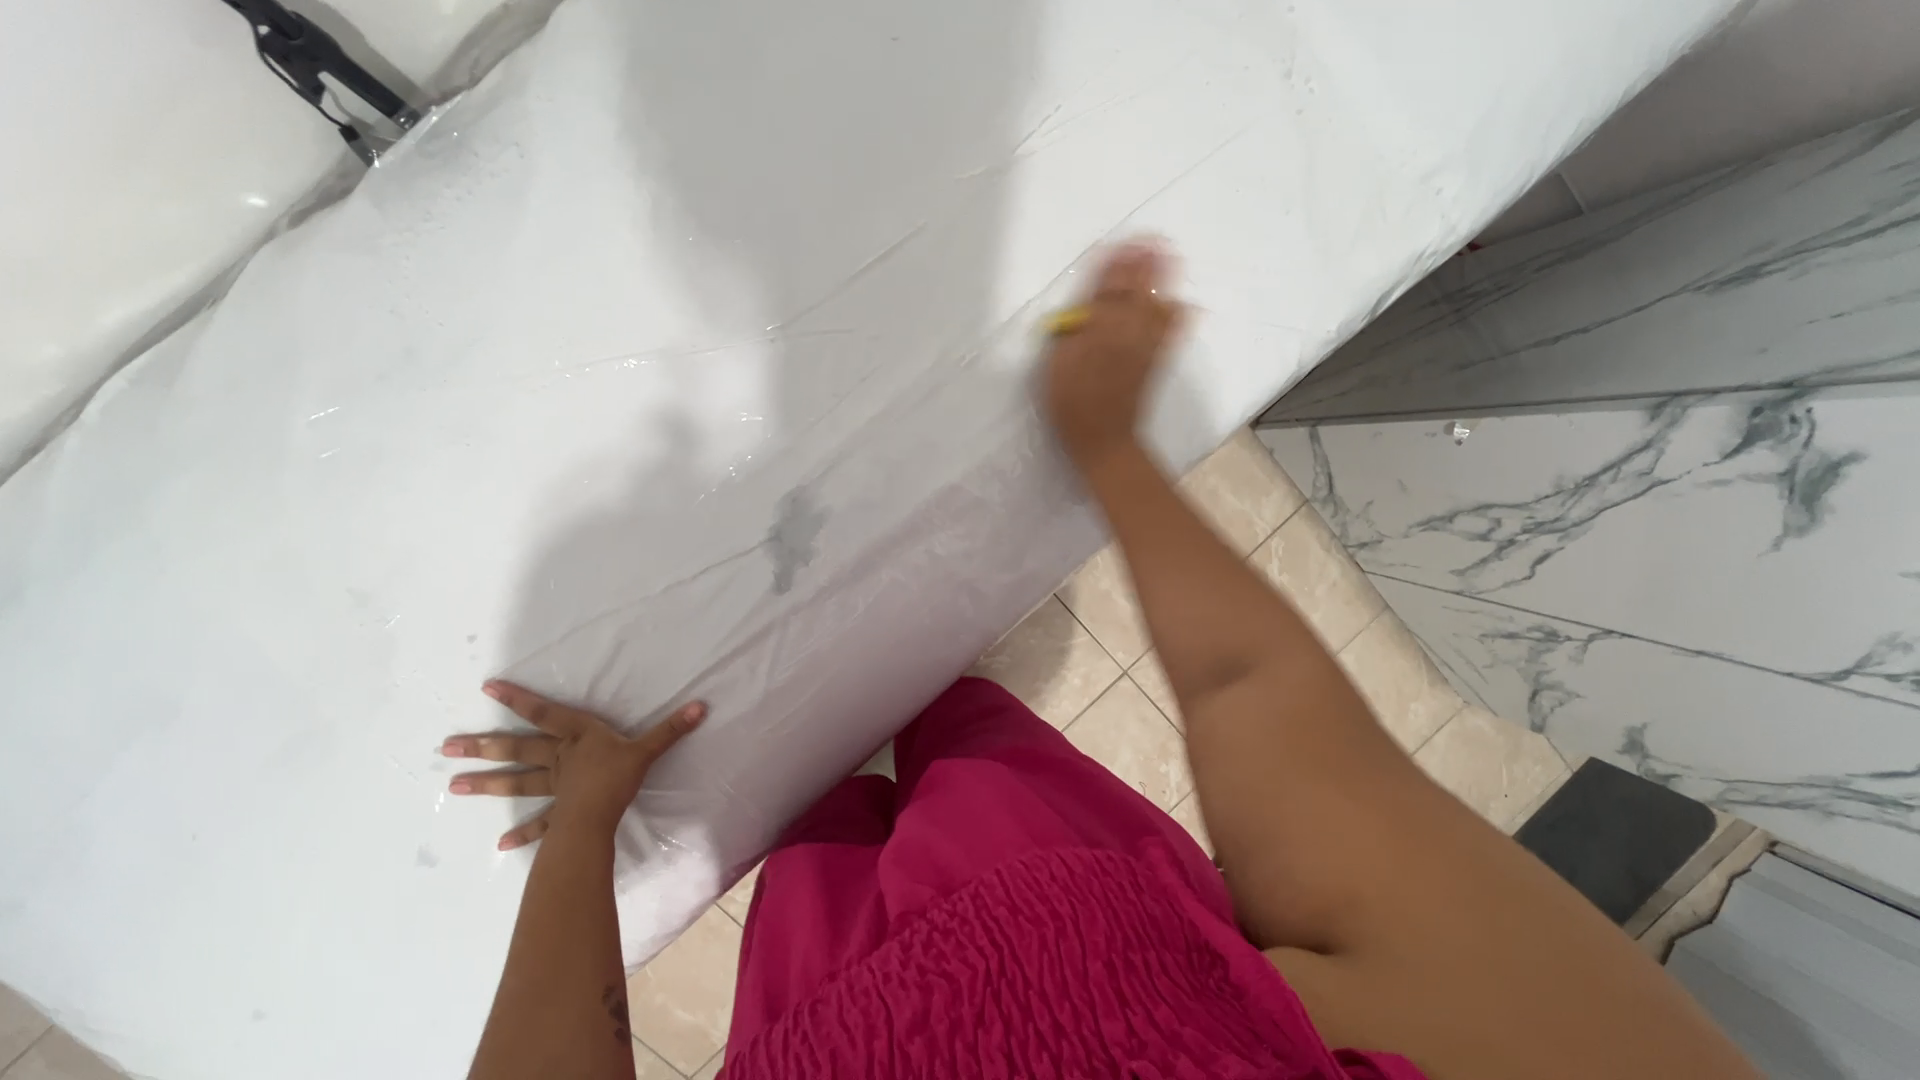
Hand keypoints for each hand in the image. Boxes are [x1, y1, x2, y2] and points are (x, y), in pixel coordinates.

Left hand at [441, 680, 706, 849]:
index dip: (516, 700)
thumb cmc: (618, 778)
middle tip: (446, 747)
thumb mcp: (646, 750)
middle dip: (482, 747)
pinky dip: (523, 833)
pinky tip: (501, 843)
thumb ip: (671, 729)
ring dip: (486, 784)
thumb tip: (702, 707)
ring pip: (516, 783)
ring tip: (454, 786)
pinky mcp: (559, 814)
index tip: (485, 689)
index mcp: (577, 737)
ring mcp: (554, 788)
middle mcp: (558, 758)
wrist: (598, 818)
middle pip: (517, 749)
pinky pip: (539, 823)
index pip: (543, 713)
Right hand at [1042, 240, 1184, 470]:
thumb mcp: (1059, 364)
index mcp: (1099, 329)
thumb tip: (1087, 304)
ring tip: (1170, 255)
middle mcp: (1127, 331)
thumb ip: (1074, 330)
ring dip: (1164, 278)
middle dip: (1145, 263)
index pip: (1108, 288)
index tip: (1121, 243)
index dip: (1115, 264)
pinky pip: (1172, 332)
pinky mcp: (1157, 361)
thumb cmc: (1071, 403)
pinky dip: (1179, 315)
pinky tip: (1185, 303)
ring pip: (1158, 304)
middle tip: (1153, 238)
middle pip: (1138, 289)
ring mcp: (1146, 346)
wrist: (1104, 440)